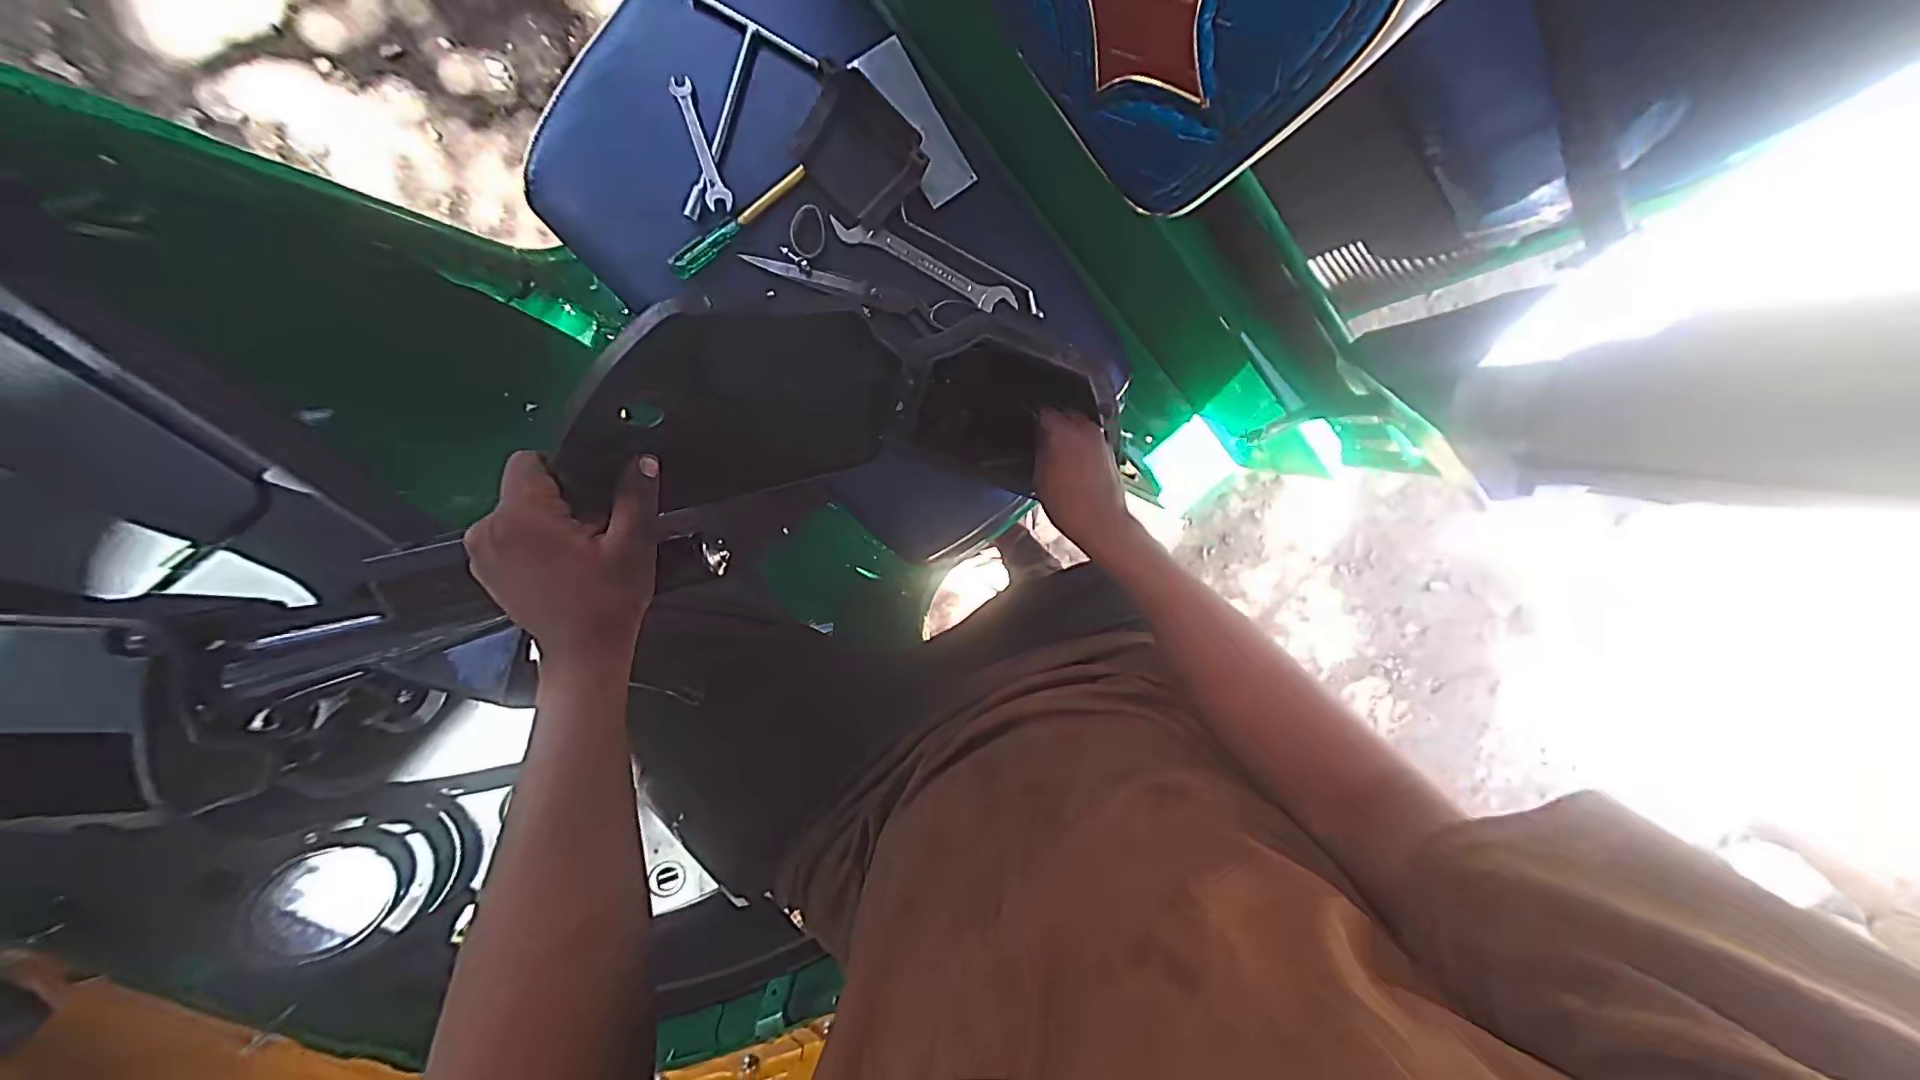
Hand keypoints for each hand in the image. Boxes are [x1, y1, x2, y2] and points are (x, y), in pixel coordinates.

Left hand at [465, 451, 658, 668]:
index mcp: (520, 517)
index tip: (590, 500)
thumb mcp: (633, 543)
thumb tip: (641, 462)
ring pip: (518, 509)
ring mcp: (482, 552)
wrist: (584, 652)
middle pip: (525, 486)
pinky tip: (561, 564)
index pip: (530, 460)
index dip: (566, 471)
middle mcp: (489, 530)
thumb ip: (635, 495)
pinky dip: (534, 540)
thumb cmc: (607, 603)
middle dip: (561, 500)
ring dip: (548, 520)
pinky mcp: (486, 568)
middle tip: (592, 533)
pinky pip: (510, 533)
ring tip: (578, 552)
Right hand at [1034, 409, 1144, 562]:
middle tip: (1041, 437)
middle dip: (1053, 422)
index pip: (1044, 411)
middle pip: (1064, 413)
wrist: (1102, 523)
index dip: (1034, 417)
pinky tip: (1071, 460)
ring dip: (1068, 432)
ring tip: (1056, 450)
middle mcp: (1085, 429)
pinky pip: (1089, 438)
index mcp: (1063, 431)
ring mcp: (1100, 439)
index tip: (1028, 425)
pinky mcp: (1109, 450)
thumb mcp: (1040, 478)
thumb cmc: (1070, 506)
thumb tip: (1040, 438)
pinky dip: (1080, 443)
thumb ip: (1040, 450)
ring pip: (1079, 424)